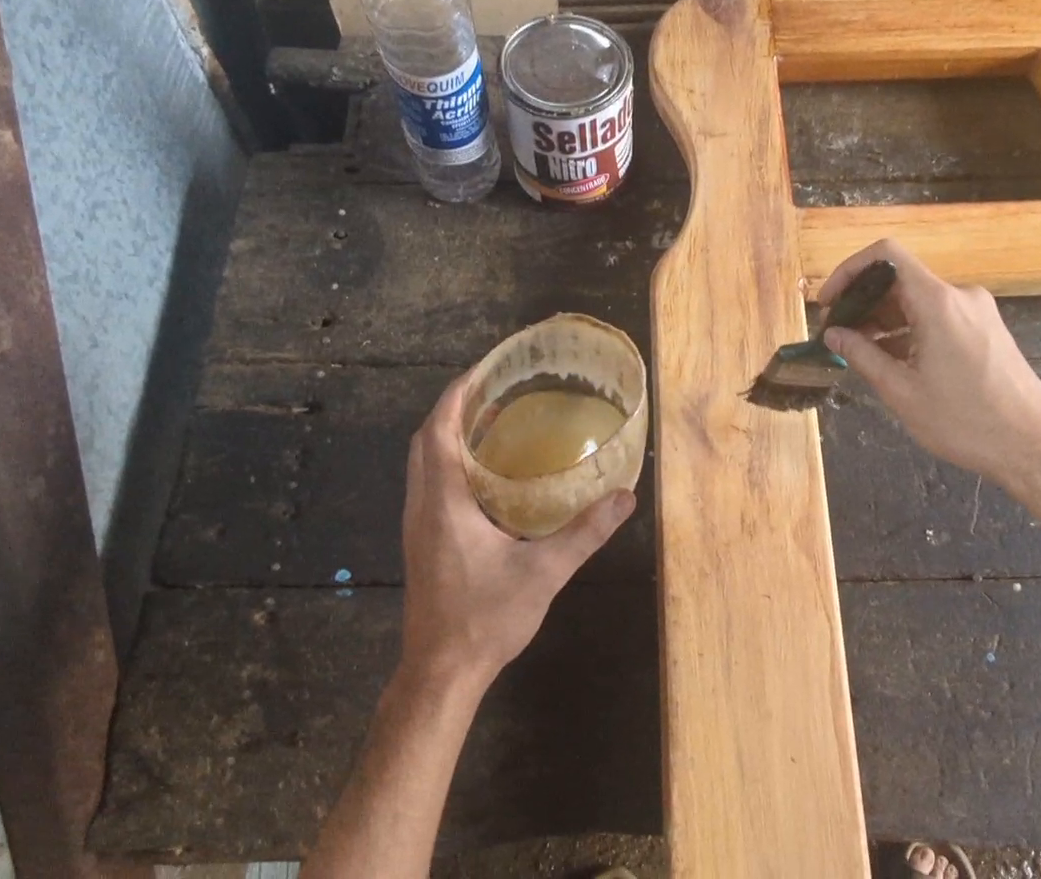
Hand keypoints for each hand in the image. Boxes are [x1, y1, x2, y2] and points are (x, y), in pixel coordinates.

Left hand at [398, 371, 636, 685]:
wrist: (440, 672)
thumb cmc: (485, 619)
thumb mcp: (543, 574)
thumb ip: (584, 533)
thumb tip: (624, 496)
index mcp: (444, 502)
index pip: (439, 431)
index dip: (456, 395)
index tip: (482, 370)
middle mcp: (422, 506)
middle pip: (425, 441)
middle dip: (454, 409)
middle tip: (493, 392)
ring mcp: (416, 526)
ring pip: (422, 464)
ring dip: (448, 436)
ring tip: (491, 423)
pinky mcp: (421, 542)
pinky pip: (427, 484)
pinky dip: (448, 463)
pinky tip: (483, 476)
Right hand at [820, 239, 1040, 485]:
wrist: (1033, 447)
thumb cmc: (964, 422)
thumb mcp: (901, 392)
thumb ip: (862, 355)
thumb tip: (834, 334)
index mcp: (938, 303)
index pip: (885, 256)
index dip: (849, 271)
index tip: (829, 303)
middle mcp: (960, 296)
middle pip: (900, 279)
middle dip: (862, 302)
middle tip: (836, 334)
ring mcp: (977, 312)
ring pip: (917, 301)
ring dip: (884, 320)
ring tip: (859, 352)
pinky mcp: (985, 329)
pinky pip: (937, 317)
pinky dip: (909, 330)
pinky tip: (892, 360)